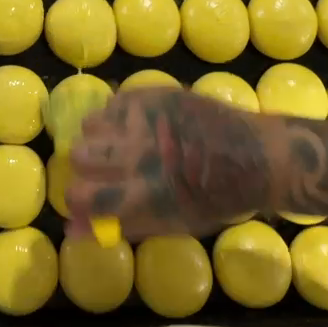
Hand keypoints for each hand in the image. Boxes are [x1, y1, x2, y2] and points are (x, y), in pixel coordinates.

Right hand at [65, 88, 275, 238]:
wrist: (256, 157)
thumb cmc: (218, 199)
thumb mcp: (173, 223)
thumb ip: (122, 225)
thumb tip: (72, 231)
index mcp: (142, 194)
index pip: (82, 195)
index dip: (76, 198)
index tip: (83, 198)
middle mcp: (138, 154)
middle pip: (79, 155)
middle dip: (87, 166)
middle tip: (106, 169)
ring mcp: (144, 120)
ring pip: (90, 125)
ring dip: (99, 138)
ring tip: (121, 143)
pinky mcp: (153, 95)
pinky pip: (112, 103)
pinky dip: (117, 116)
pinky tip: (136, 126)